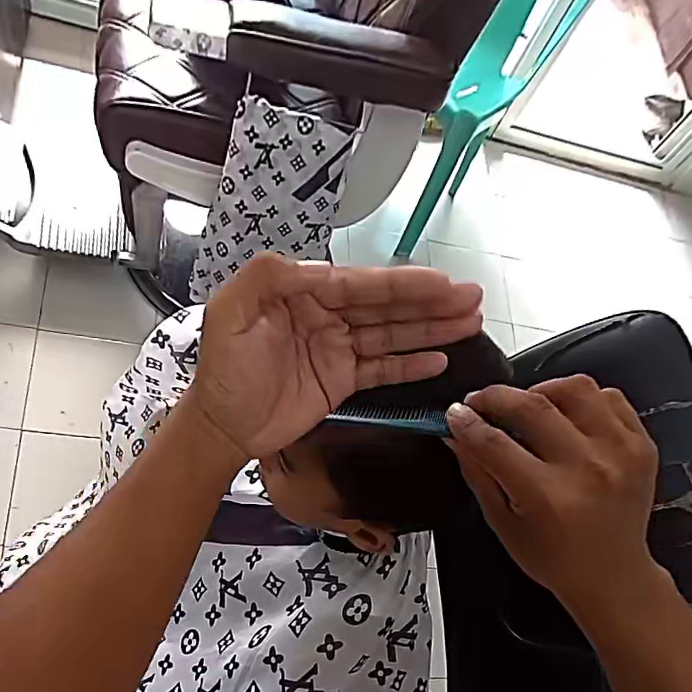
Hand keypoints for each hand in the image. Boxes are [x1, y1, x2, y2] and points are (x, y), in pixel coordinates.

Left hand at [190, 253, 482, 459]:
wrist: (223, 426)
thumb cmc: (221, 372)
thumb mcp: (230, 313)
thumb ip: (267, 278)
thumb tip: (314, 265)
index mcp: (301, 293)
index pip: (361, 285)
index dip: (403, 286)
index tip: (439, 284)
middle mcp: (325, 317)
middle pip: (385, 307)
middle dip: (429, 303)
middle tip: (469, 298)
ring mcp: (337, 349)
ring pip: (391, 335)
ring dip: (430, 329)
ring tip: (468, 322)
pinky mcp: (342, 380)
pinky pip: (382, 369)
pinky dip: (410, 365)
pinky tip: (438, 359)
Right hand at [446, 377, 664, 616]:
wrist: (611, 575)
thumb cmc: (558, 559)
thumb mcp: (504, 523)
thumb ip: (478, 473)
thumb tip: (457, 434)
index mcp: (548, 497)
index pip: (495, 442)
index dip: (467, 422)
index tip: (456, 414)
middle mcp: (587, 470)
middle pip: (532, 406)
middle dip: (495, 397)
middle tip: (481, 402)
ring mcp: (619, 454)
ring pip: (574, 389)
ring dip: (541, 390)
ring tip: (527, 406)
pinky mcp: (640, 446)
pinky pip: (609, 397)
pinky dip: (582, 399)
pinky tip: (566, 417)